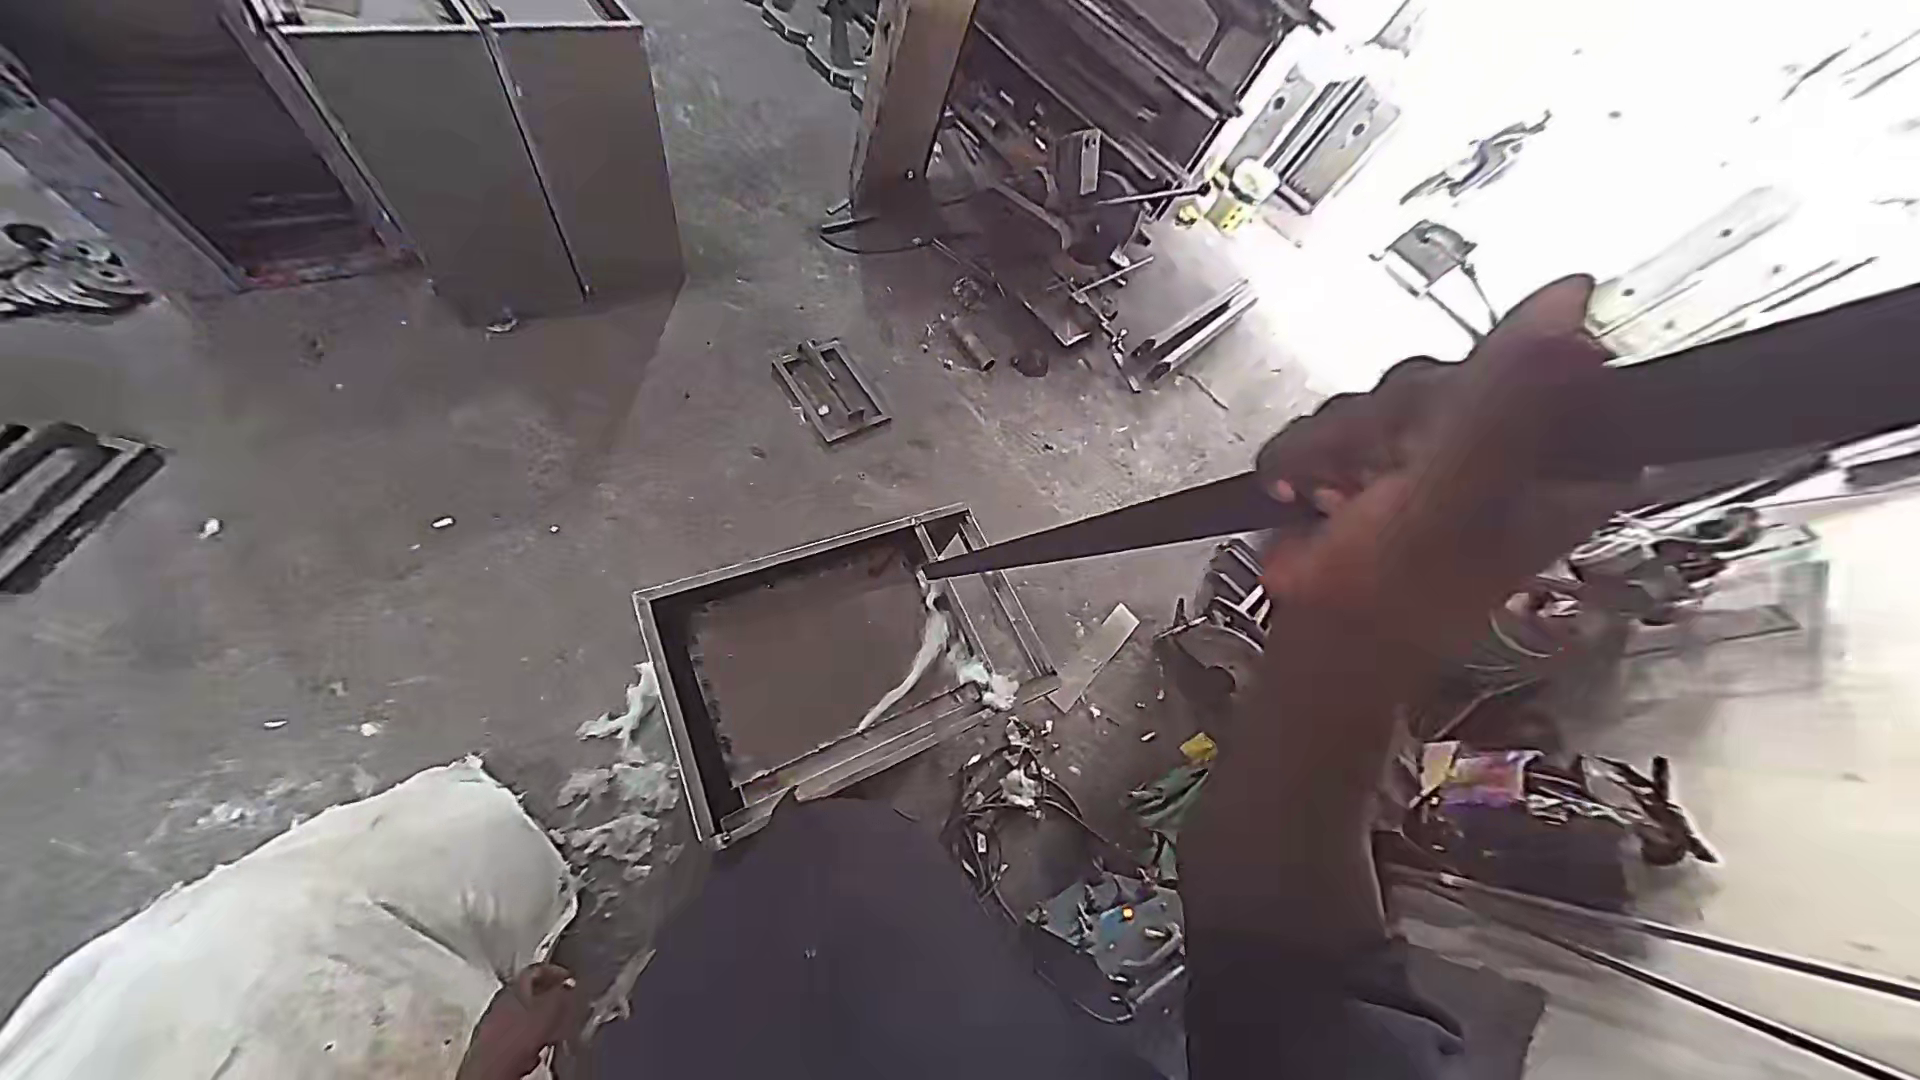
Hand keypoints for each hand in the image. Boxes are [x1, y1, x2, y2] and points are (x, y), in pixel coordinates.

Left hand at [456, 964, 580, 1079]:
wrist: (492, 1073)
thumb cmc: (518, 1037)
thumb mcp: (553, 1006)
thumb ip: (564, 991)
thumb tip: (570, 986)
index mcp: (513, 985)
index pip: (537, 968)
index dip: (557, 971)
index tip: (570, 978)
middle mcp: (498, 1002)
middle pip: (528, 992)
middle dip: (548, 997)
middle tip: (564, 1003)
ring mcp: (490, 1026)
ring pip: (521, 1015)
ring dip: (538, 1019)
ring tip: (552, 1028)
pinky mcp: (488, 1049)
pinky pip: (514, 1036)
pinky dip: (527, 1038)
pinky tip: (535, 1047)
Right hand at [1253, 275, 1631, 651]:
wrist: (1317, 630)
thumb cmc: (1395, 588)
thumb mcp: (1456, 493)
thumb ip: (1503, 401)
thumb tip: (1570, 294)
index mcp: (1555, 459)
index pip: (1534, 368)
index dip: (1474, 386)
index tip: (1432, 438)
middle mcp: (1491, 451)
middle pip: (1435, 377)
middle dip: (1382, 427)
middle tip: (1374, 478)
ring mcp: (1420, 455)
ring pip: (1372, 397)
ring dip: (1334, 450)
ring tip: (1333, 498)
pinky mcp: (1361, 461)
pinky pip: (1327, 421)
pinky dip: (1303, 457)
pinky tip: (1307, 491)